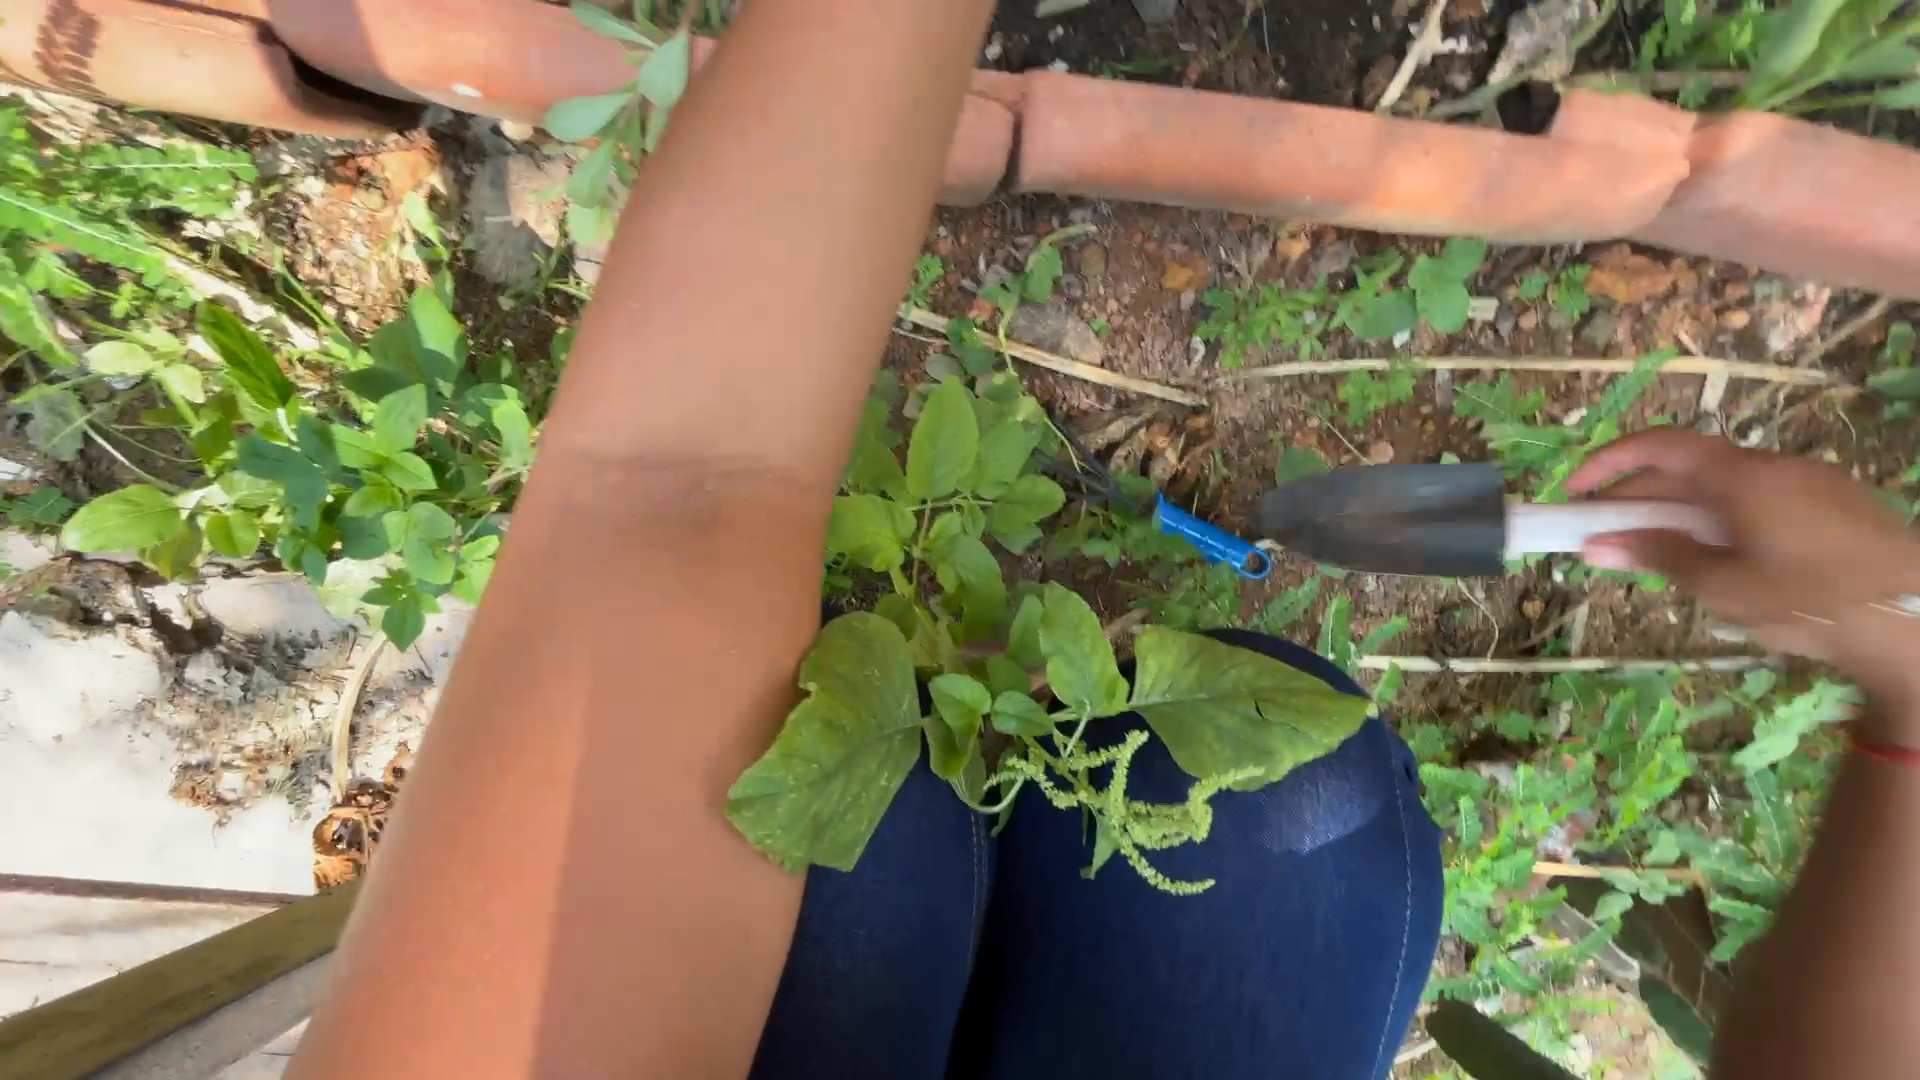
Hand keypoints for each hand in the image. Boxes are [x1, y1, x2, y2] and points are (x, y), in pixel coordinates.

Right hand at [1568, 430, 1919, 717]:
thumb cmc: (1815, 601)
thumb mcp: (1721, 585)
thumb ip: (1655, 556)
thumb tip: (1593, 545)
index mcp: (1744, 478)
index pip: (1657, 446)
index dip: (1605, 462)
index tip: (1572, 494)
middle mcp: (1775, 470)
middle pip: (1684, 470)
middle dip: (1631, 500)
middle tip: (1597, 536)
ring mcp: (1810, 487)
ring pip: (1717, 489)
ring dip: (1670, 514)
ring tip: (1647, 554)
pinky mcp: (1832, 510)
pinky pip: (1751, 502)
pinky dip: (1710, 520)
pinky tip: (1708, 558)